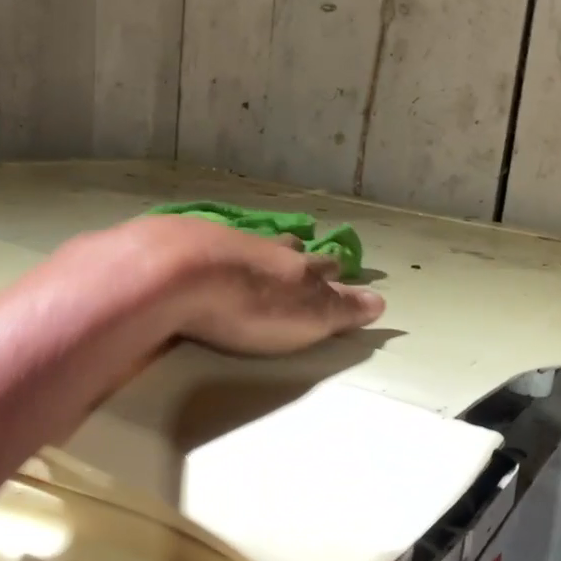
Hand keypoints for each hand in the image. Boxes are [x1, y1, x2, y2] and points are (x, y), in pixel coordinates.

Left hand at [107, 215, 385, 355]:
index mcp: (297, 268)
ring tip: (260, 253)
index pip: (323, 267)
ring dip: (257, 250)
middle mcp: (263, 248)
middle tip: (302, 250)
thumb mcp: (308, 316)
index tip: (341, 267)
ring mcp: (221, 243)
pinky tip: (207, 256)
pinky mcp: (180, 246)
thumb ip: (341, 309)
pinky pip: (207, 246)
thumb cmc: (253, 304)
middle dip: (297, 253)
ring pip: (248, 243)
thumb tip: (380, 302)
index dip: (334, 271)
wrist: (180, 273)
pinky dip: (213, 253)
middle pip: (287, 248)